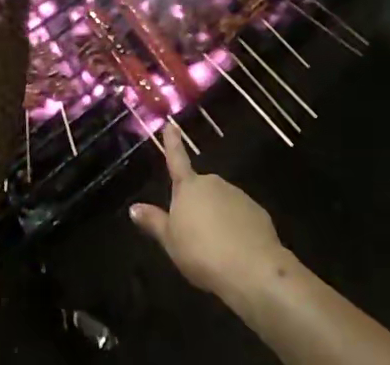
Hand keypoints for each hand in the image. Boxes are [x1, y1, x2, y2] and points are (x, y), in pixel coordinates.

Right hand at [130, 123, 288, 296]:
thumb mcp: (171, 241)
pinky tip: (233, 249)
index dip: (172, 143)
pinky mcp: (255, 209)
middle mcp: (213, 183)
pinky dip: (234, 227)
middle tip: (193, 236)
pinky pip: (238, 215)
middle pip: (199, 190)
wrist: (250, 265)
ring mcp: (236, 193)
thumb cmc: (201, 253)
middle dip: (196, 206)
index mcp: (189, 188)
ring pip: (220, 203)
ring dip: (215, 218)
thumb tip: (134, 207)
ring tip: (213, 249)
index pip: (177, 161)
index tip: (171, 124)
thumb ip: (154, 222)